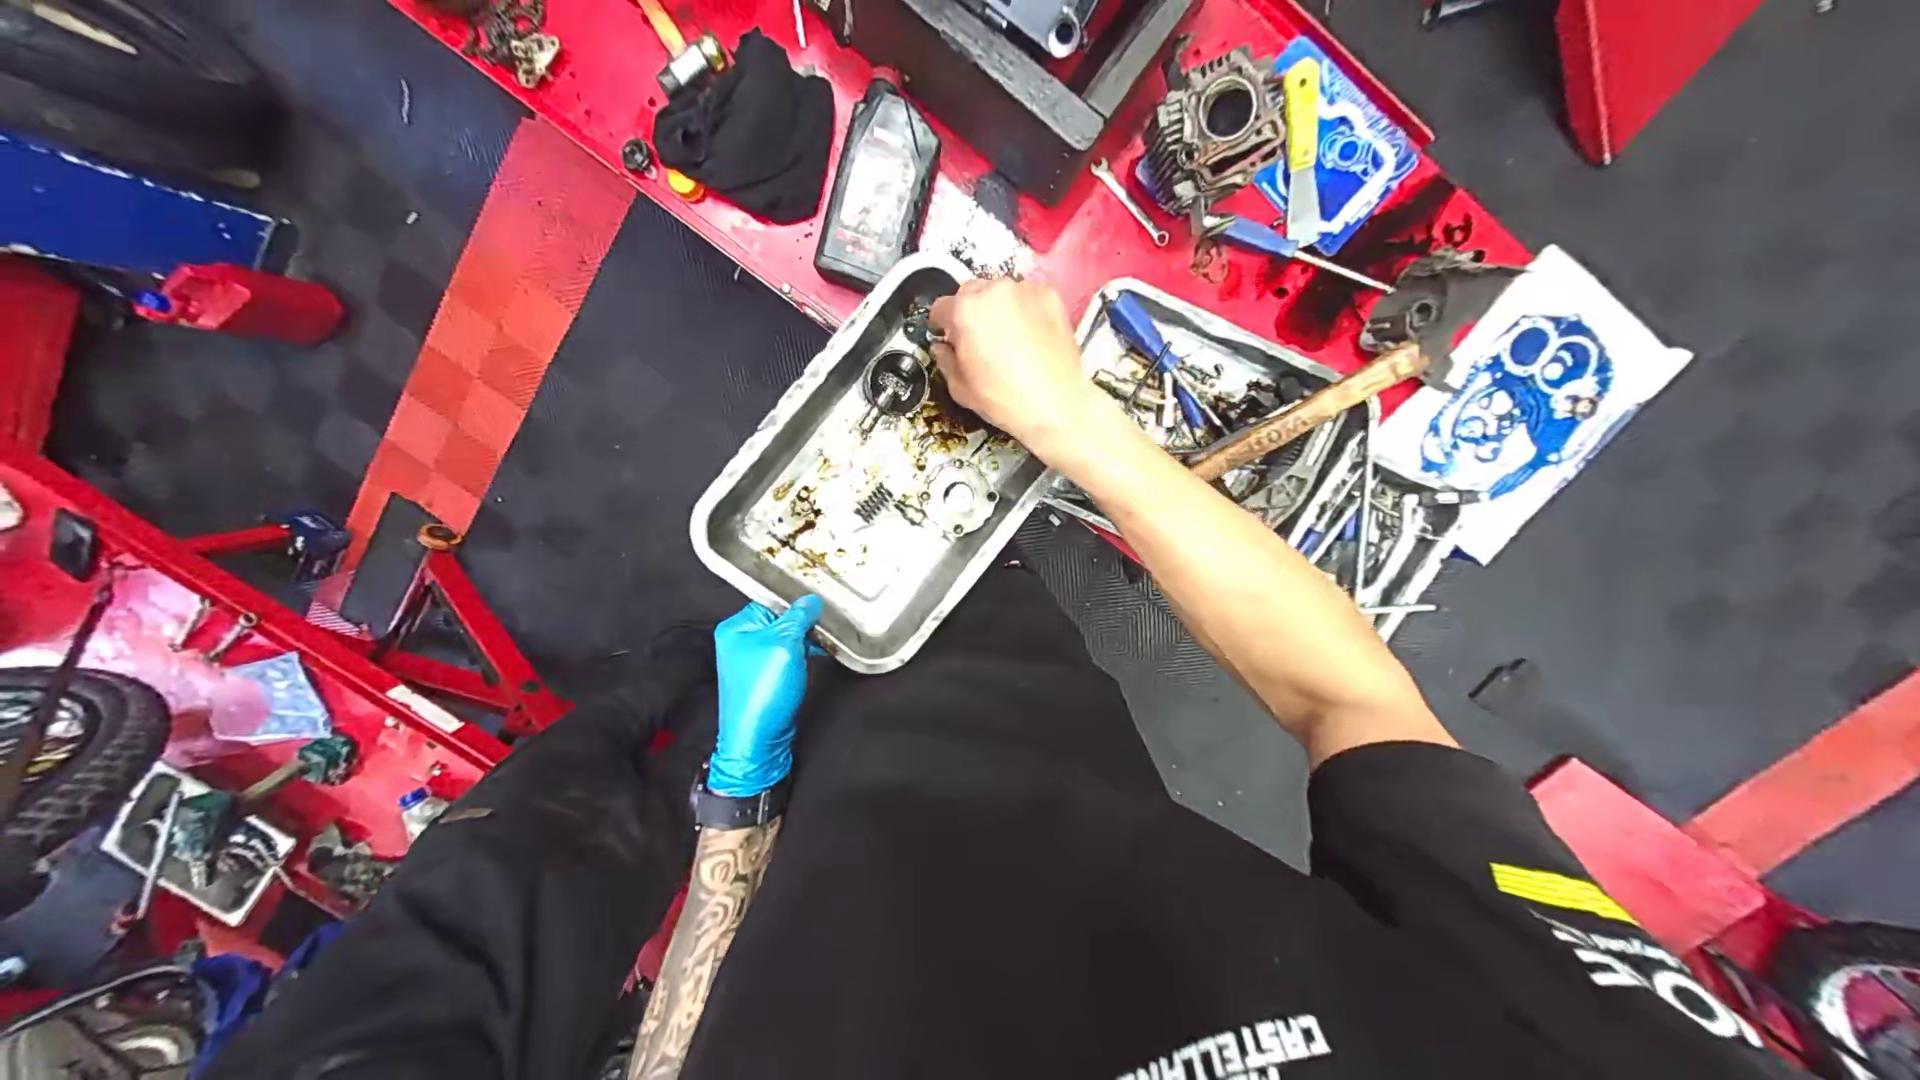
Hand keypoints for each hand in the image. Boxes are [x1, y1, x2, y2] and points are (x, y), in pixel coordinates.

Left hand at [708, 596, 823, 796]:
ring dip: (807, 637)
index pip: (770, 601)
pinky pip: (787, 654)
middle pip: (779, 618)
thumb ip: (798, 618)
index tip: (819, 602)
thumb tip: (810, 601)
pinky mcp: (766, 675)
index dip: (796, 601)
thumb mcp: (785, 645)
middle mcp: (741, 640)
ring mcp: (753, 659)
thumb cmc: (764, 692)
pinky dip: (803, 652)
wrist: (758, 740)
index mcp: (736, 627)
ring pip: (786, 636)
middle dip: (804, 620)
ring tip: (826, 639)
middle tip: (826, 623)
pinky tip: (820, 653)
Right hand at [928, 279, 1102, 460]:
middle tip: (978, 340)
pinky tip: (1028, 337)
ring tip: (1006, 340)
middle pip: (970, 292)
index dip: (942, 325)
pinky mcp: (1050, 297)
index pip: (941, 307)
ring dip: (997, 309)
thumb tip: (943, 349)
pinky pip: (1026, 297)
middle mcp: (994, 292)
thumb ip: (945, 361)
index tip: (948, 335)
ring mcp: (1024, 292)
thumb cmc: (1008, 400)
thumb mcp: (961, 389)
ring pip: (999, 292)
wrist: (1056, 405)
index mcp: (965, 312)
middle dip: (969, 313)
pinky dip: (1023, 311)